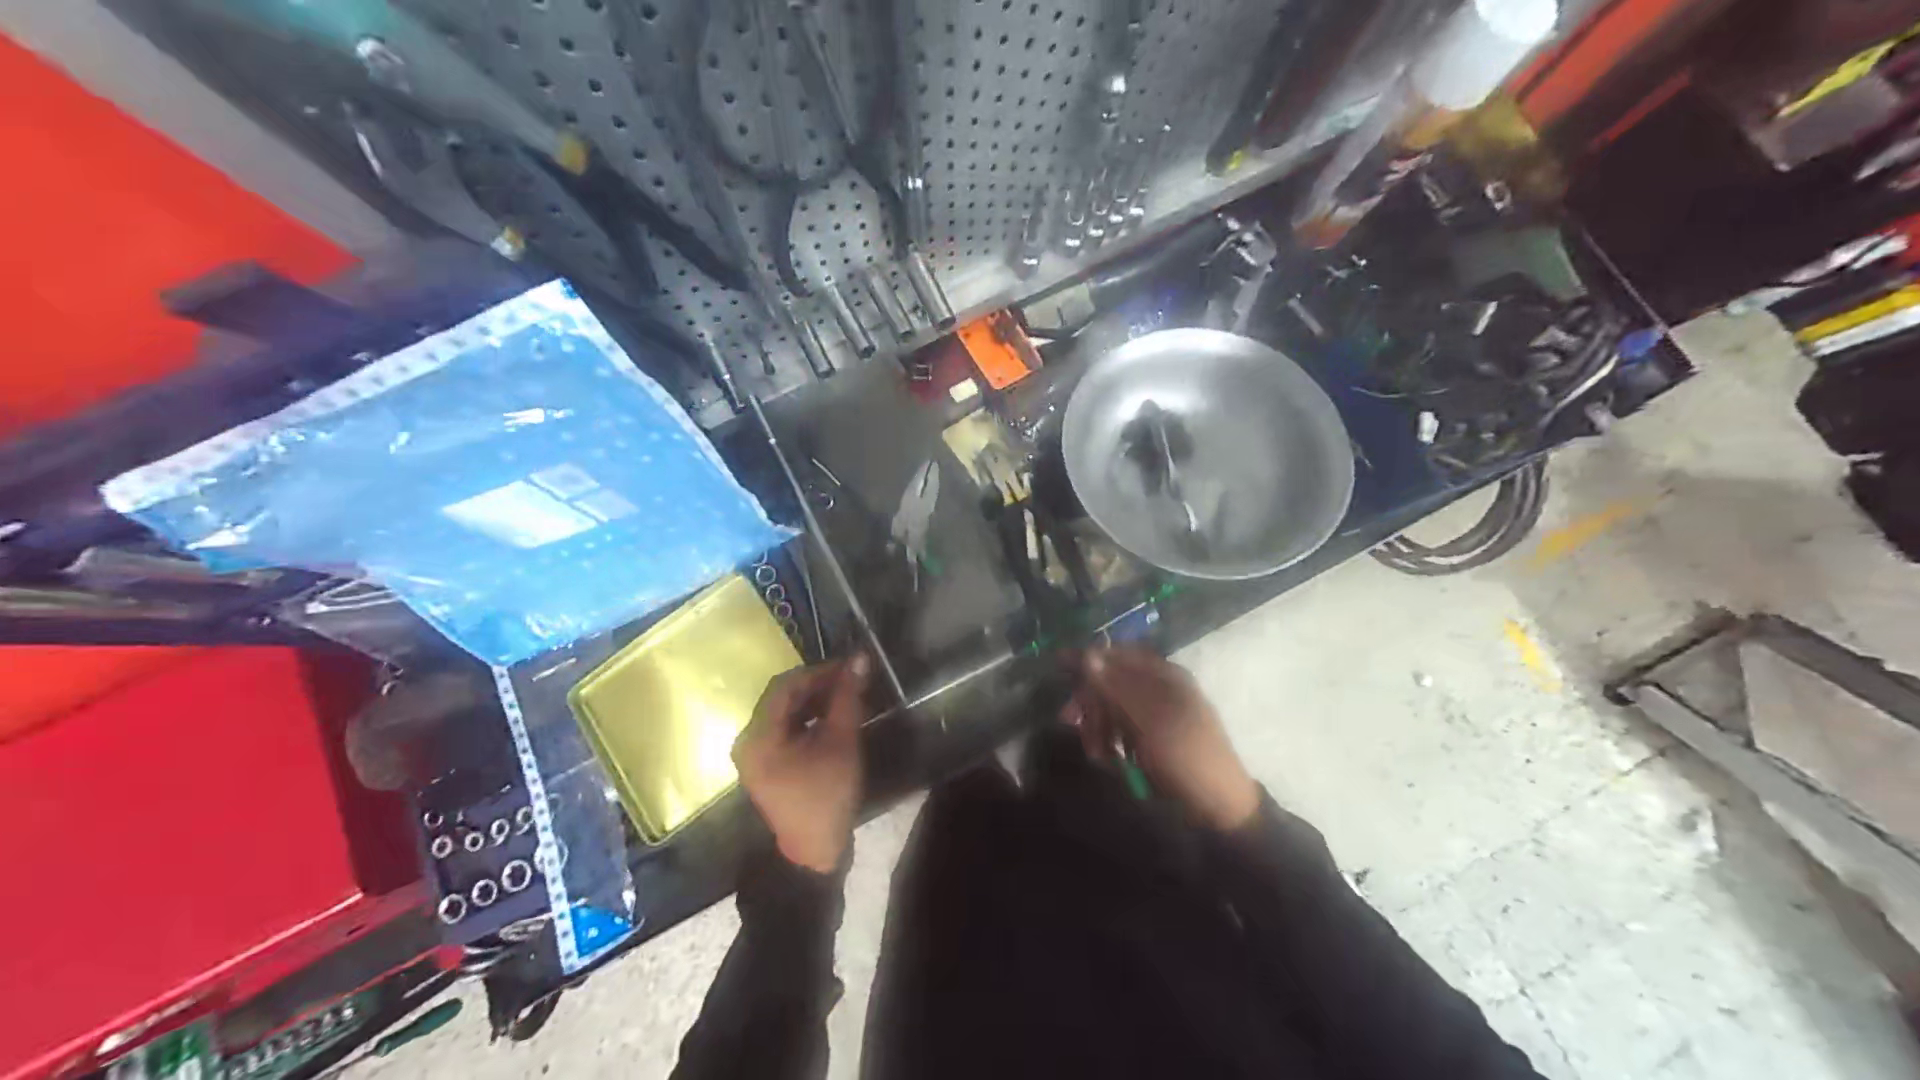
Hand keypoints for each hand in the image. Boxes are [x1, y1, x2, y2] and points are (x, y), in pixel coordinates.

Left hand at [734, 655, 871, 872]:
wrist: (814, 853)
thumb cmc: (827, 796)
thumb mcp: (842, 742)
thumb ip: (848, 697)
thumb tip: (860, 658)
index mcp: (759, 736)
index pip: (786, 686)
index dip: (819, 671)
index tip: (851, 666)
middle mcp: (748, 739)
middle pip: (782, 697)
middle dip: (818, 684)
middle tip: (851, 680)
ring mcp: (754, 752)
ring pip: (784, 711)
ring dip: (814, 700)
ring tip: (846, 696)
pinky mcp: (765, 762)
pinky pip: (784, 728)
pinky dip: (807, 717)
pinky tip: (831, 716)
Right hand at [1062, 647, 1259, 830]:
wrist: (1217, 808)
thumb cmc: (1186, 756)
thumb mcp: (1148, 720)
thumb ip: (1116, 687)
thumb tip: (1088, 653)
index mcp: (1165, 675)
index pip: (1120, 654)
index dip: (1090, 658)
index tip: (1059, 664)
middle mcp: (1159, 689)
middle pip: (1112, 682)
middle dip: (1090, 701)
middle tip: (1069, 721)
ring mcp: (1156, 715)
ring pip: (1112, 708)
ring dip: (1097, 727)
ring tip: (1096, 754)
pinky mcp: (1151, 739)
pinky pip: (1121, 731)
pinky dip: (1109, 742)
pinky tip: (1107, 759)